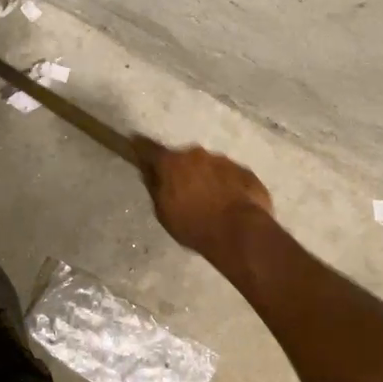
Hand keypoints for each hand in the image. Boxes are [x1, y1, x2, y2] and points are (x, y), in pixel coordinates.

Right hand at [131, 136, 273, 257]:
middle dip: (183, 169)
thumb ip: (154, 187)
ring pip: (209, 165)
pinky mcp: (246, 172)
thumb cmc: (194, 225)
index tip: (136, 147)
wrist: (242, 234)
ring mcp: (223, 161)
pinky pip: (231, 176)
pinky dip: (228, 185)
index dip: (141, 148)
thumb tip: (149, 171)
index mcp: (170, 162)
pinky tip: (232, 203)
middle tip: (186, 189)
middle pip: (183, 158)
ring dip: (207, 177)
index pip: (148, 147)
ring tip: (213, 200)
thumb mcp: (163, 212)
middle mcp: (195, 154)